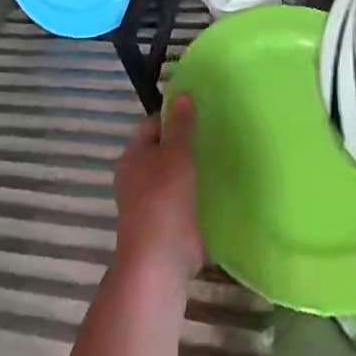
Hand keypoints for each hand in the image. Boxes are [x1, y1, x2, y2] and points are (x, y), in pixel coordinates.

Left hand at [113, 94, 205, 278]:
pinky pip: (183, 201)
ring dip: (194, 171)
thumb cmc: (164, 200)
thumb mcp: (176, 155)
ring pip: (174, 177)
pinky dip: (198, 195)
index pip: (152, 125)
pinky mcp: (166, 225)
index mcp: (132, 156)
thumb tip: (183, 94)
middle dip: (186, 145)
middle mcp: (136, 177)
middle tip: (217, 136)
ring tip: (223, 160)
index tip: (203, 113)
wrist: (159, 261)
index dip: (175, 117)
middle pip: (163, 151)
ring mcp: (150, 203)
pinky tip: (221, 191)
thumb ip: (181, 126)